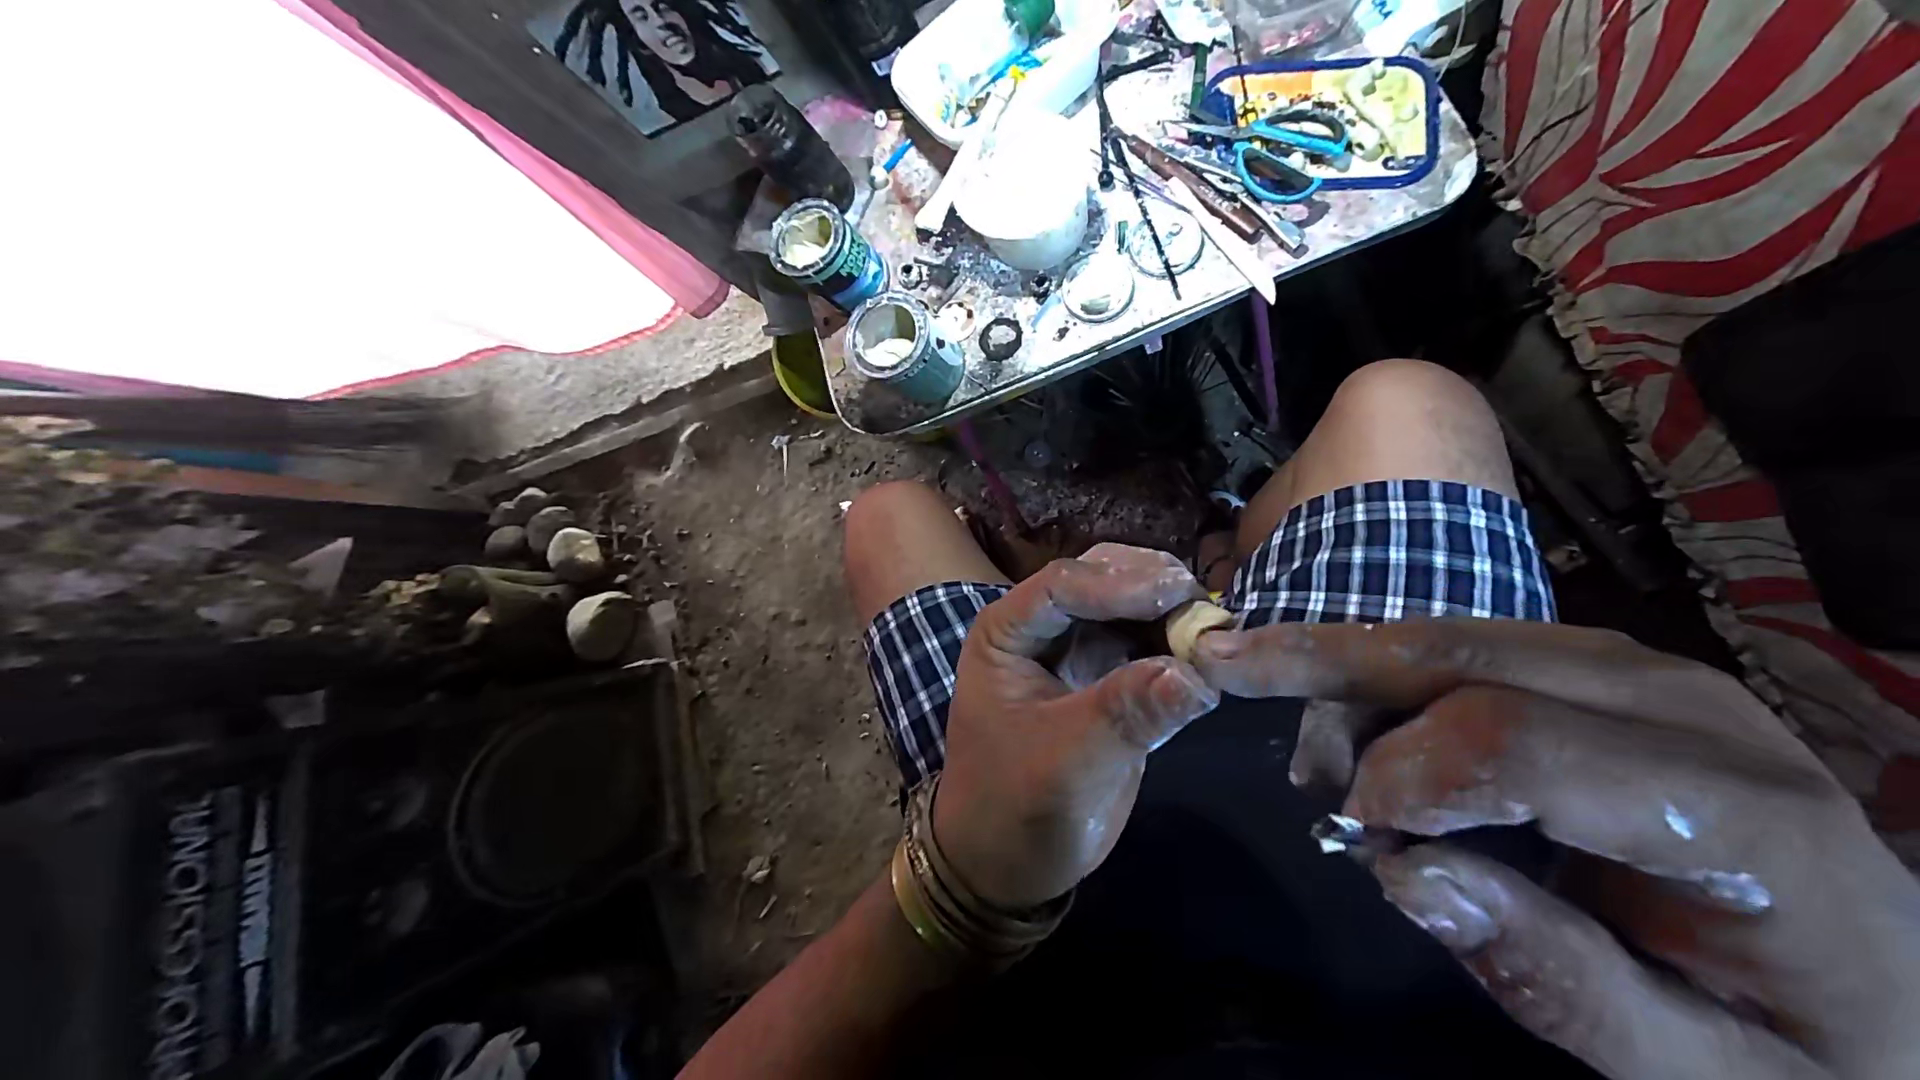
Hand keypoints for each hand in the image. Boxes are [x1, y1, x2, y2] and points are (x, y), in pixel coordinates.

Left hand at [933, 543, 1219, 908]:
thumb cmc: (1015, 808)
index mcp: (1006, 632)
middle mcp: (1041, 628)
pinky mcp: (1106, 677)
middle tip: (1205, 605)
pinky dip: (1177, 644)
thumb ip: (1126, 712)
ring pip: (1129, 606)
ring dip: (1172, 612)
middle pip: (1099, 579)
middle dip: (1151, 585)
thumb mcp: (1066, 761)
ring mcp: (1075, 650)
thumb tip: (1197, 675)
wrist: (1008, 861)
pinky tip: (1210, 654)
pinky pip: (1146, 644)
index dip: (1119, 584)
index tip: (1178, 594)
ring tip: (1217, 628)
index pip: (1062, 584)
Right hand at [1194, 619, 1919, 1079]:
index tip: (1348, 830)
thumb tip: (1401, 873)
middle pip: (1456, 654)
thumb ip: (1556, 977)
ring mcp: (1625, 665)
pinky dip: (1375, 676)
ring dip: (1343, 677)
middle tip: (1216, 664)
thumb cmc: (1806, 1042)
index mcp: (1742, 810)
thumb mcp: (1704, 1071)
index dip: (1401, 773)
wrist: (1888, 970)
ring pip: (1437, 636)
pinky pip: (1451, 643)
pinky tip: (1350, 728)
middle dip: (1318, 659)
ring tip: (1316, 765)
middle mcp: (1676, 700)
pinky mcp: (1583, 661)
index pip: (1518, 742)